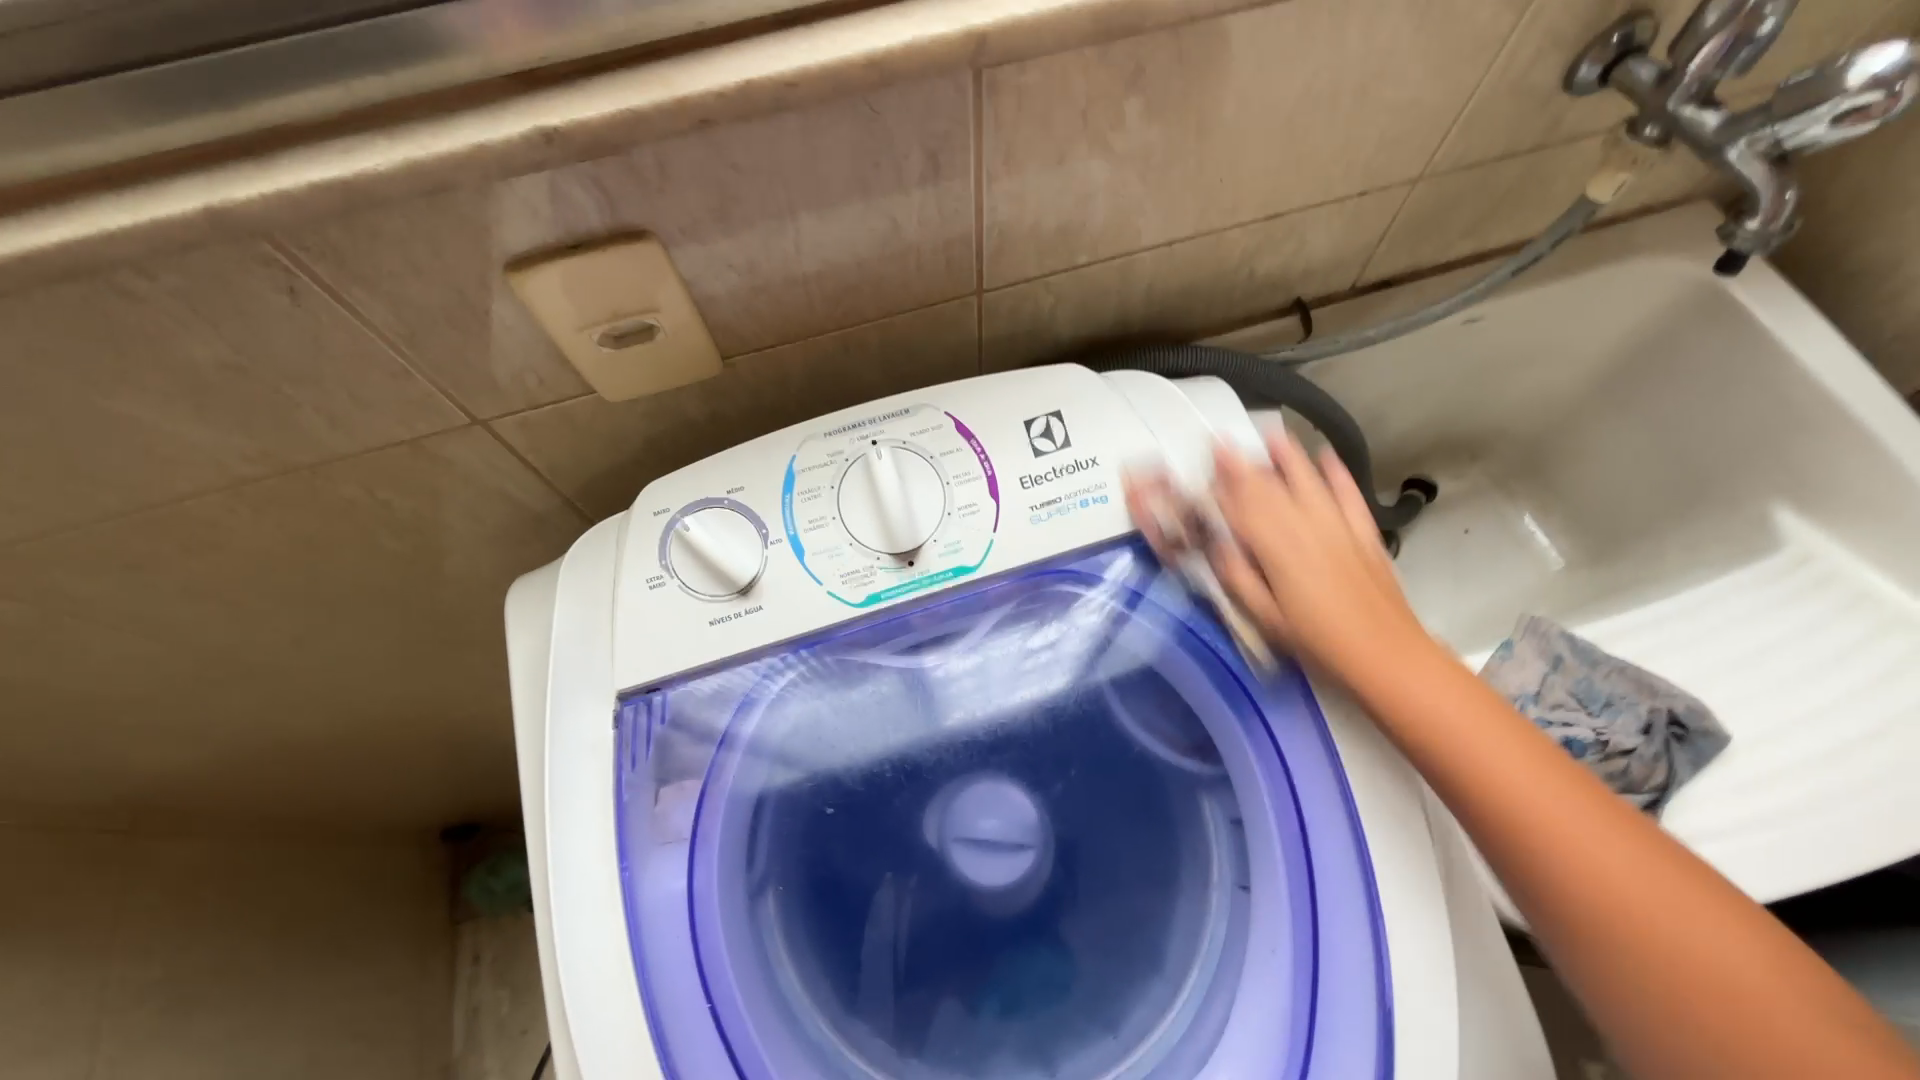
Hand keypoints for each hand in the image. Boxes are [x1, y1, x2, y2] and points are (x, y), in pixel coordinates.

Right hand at [1125, 429, 1431, 683]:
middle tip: (1225, 443)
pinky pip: (1348, 495)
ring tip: (1272, 434)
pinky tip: (1328, 456)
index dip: (1221, 486)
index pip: (1242, 508)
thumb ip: (1239, 578)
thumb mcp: (1265, 618)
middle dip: (1245, 465)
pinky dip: (1338, 474)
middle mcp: (1306, 528)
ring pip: (1309, 482)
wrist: (1385, 654)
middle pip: (1270, 489)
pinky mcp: (1364, 533)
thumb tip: (1218, 546)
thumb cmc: (1317, 641)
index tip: (1205, 465)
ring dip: (1289, 457)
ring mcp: (1338, 527)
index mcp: (1276, 549)